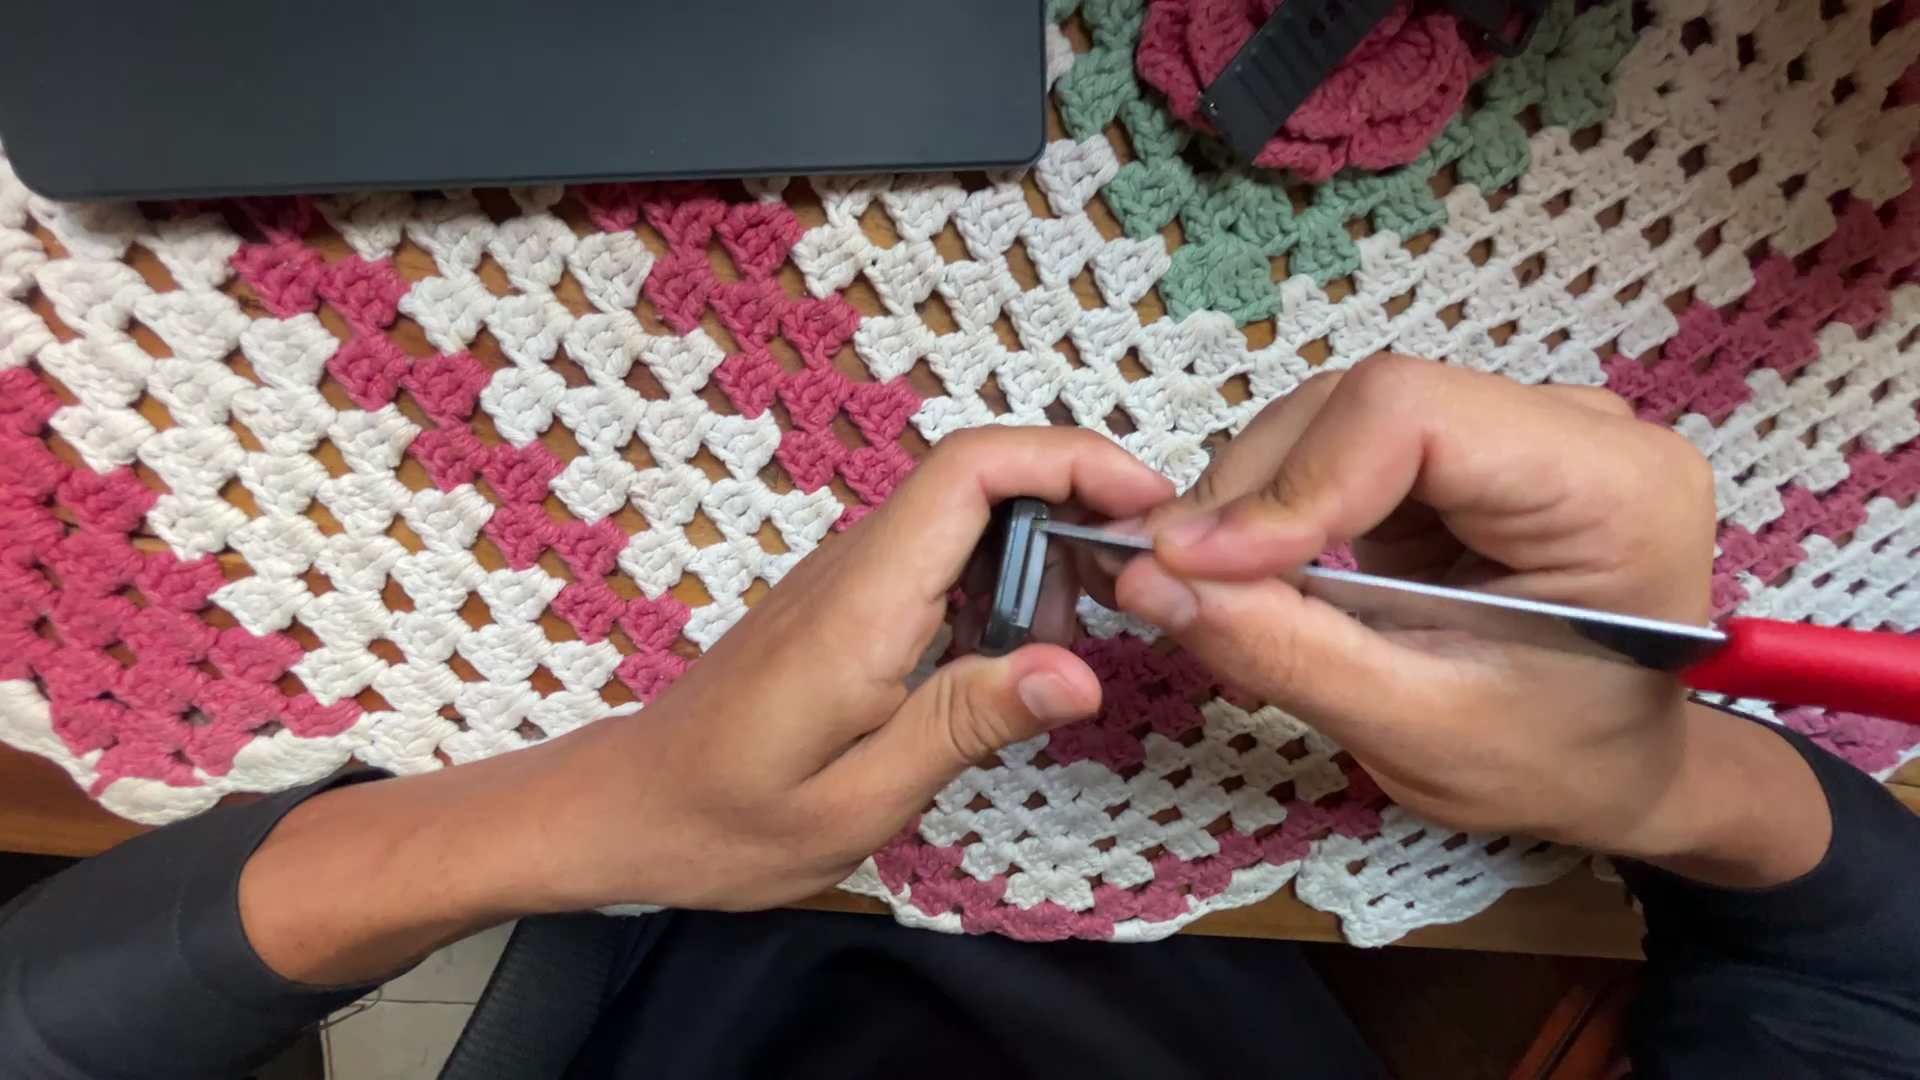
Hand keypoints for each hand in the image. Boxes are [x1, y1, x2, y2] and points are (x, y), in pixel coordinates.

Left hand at [547, 426, 1172, 909]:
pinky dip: (1003, 586)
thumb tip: (1083, 673)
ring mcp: (852, 575)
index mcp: (864, 602)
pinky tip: (1010, 655)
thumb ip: (969, 721)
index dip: (1068, 458)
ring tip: (1063, 647)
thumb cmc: (733, 819)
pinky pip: (945, 559)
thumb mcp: (862, 796)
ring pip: (970, 517)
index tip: (1146, 502)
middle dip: (1074, 508)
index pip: (971, 470)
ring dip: (1042, 557)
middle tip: (1125, 593)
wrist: (632, 807)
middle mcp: (858, 565)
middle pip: (981, 479)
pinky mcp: (852, 598)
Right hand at [1100, 356, 1828, 885]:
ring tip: (1202, 591)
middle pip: (1344, 407)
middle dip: (1242, 498)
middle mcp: (1555, 426)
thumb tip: (1143, 581)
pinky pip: (1314, 453)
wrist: (1597, 762)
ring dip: (1237, 505)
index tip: (1191, 564)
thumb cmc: (1544, 762)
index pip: (1405, 413)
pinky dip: (1255, 514)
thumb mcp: (1411, 730)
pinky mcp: (1433, 459)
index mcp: (1602, 486)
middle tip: (1169, 585)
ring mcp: (1490, 431)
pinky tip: (1239, 575)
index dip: (1285, 483)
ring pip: (1315, 423)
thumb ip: (1281, 651)